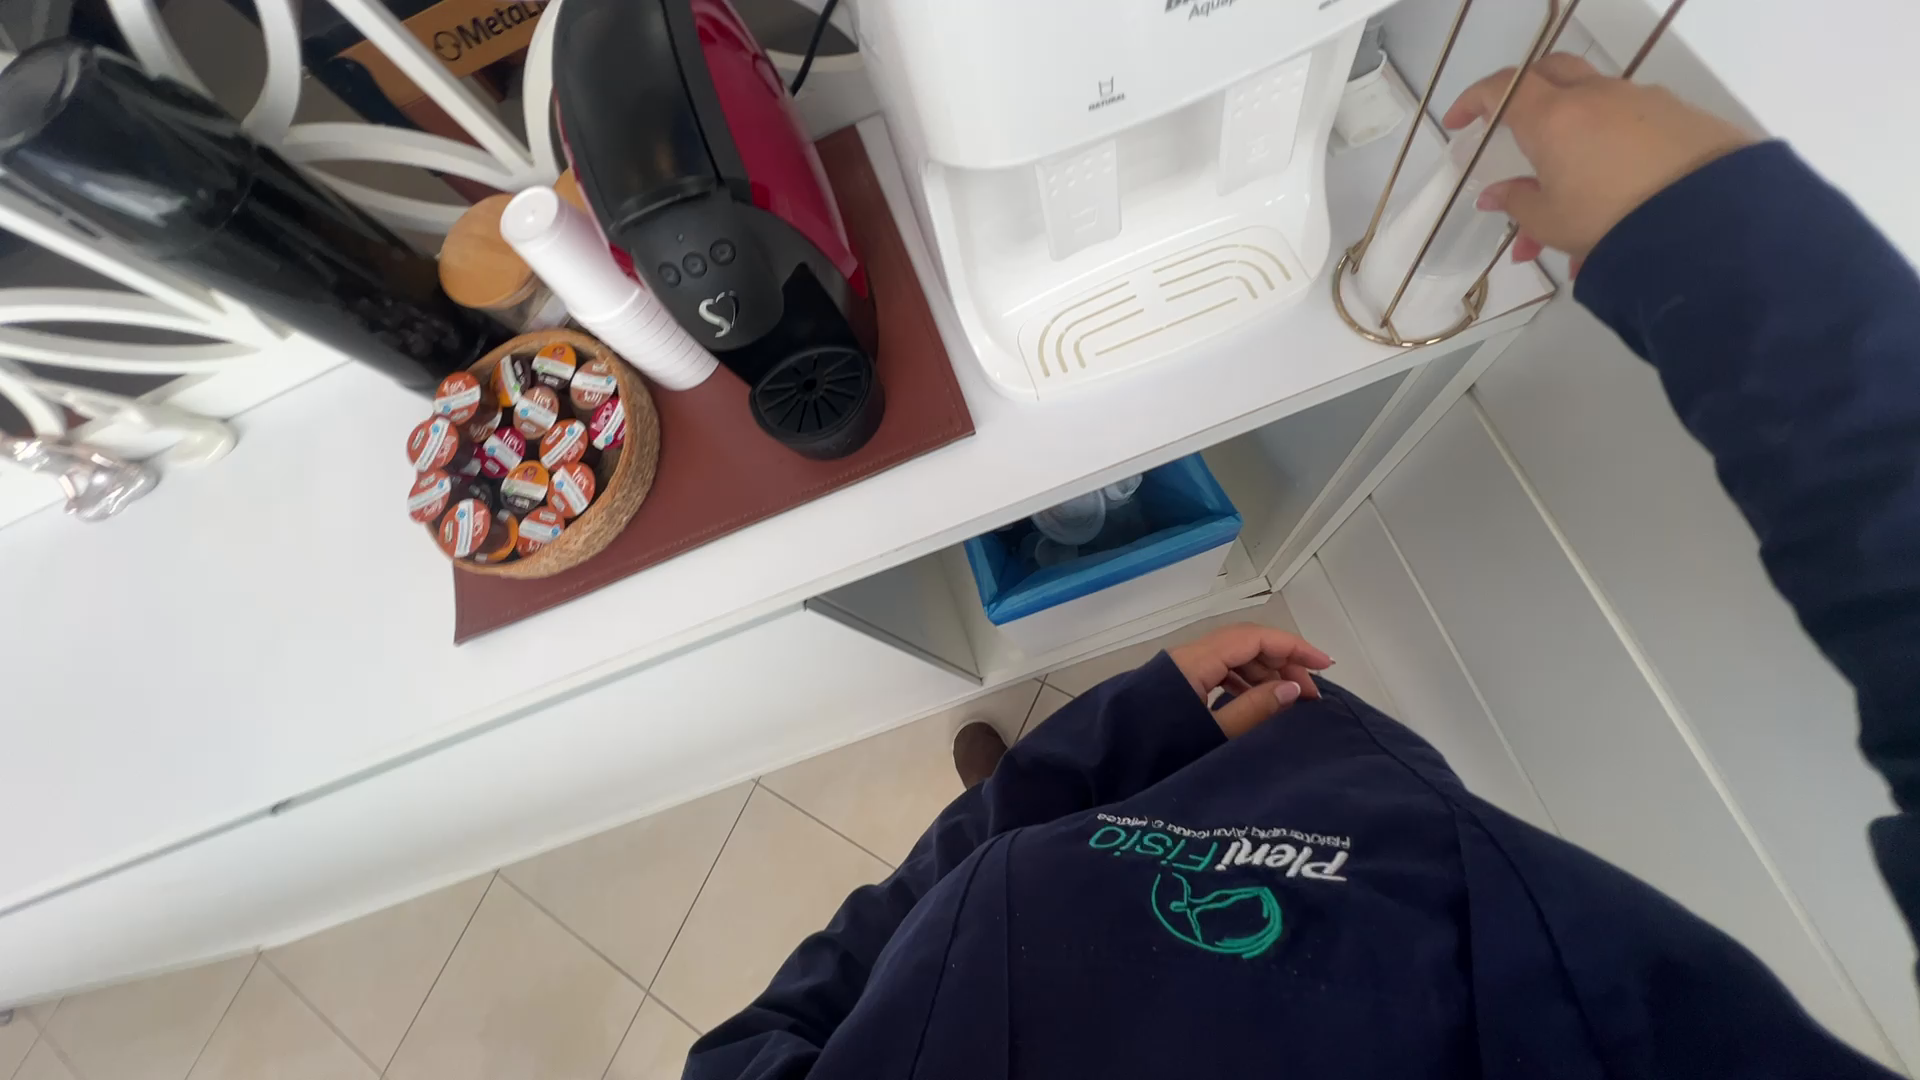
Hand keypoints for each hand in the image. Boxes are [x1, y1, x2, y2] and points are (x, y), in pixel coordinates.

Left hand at [1167, 624, 1332, 738]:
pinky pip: (1218, 670)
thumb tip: (1293, 688)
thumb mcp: (1216, 732)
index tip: (1325, 666)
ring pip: (1232, 657)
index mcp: (1197, 660)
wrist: (1112, 753)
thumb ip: (1256, 708)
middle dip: (1282, 663)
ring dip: (1264, 673)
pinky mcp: (1177, 681)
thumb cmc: (1163, 745)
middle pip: (1245, 644)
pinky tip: (1257, 701)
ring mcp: (1181, 666)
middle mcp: (1189, 655)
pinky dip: (1243, 681)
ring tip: (1290, 701)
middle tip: (1309, 695)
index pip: (1254, 638)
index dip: (1293, 647)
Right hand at [1443, 53, 1754, 267]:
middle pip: (1551, 73)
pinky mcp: (1674, 116)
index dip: (1474, 99)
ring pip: (1586, 114)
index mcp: (1554, 117)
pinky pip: (1621, 134)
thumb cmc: (1604, 215)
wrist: (1704, 212)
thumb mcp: (1545, 219)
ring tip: (1551, 223)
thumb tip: (1497, 193)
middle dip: (1521, 96)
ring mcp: (1639, 101)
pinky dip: (1599, 163)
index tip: (1458, 121)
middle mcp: (1596, 97)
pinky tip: (1599, 216)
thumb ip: (1516, 201)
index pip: (1504, 88)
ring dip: (1561, 152)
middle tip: (1503, 127)